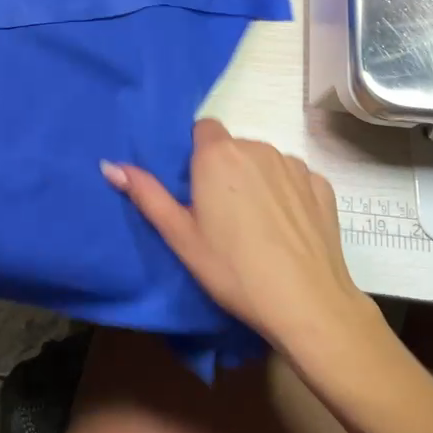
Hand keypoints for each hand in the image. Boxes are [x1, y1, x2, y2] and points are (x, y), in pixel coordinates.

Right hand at [102, 119, 378, 352]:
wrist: (307, 304)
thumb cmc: (232, 269)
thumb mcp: (180, 236)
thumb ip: (146, 195)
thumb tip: (110, 165)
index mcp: (218, 155)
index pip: (202, 129)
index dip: (197, 155)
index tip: (196, 189)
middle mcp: (258, 148)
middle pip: (233, 147)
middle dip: (225, 170)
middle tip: (220, 216)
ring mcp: (294, 166)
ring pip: (264, 162)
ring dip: (256, 181)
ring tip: (255, 227)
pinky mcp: (322, 186)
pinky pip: (295, 180)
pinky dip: (287, 195)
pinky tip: (285, 230)